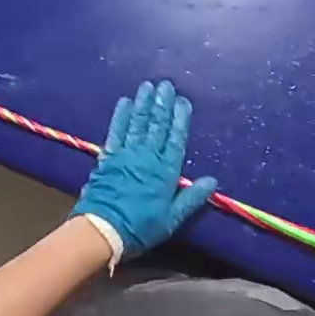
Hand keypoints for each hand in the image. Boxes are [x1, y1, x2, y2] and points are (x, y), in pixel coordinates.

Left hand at [71, 80, 217, 264]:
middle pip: (156, 126)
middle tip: (166, 85)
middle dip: (162, 104)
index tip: (183, 101)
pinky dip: (121, 116)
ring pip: (137, 124)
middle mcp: (147, 158)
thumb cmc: (140, 227)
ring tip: (148, 86)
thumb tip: (212, 181)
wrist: (103, 230)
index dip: (180, 120)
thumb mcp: (172, 219)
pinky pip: (116, 132)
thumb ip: (191, 198)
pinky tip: (125, 103)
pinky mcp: (107, 158)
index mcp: (166, 172)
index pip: (176, 140)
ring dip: (143, 104)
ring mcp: (125, 155)